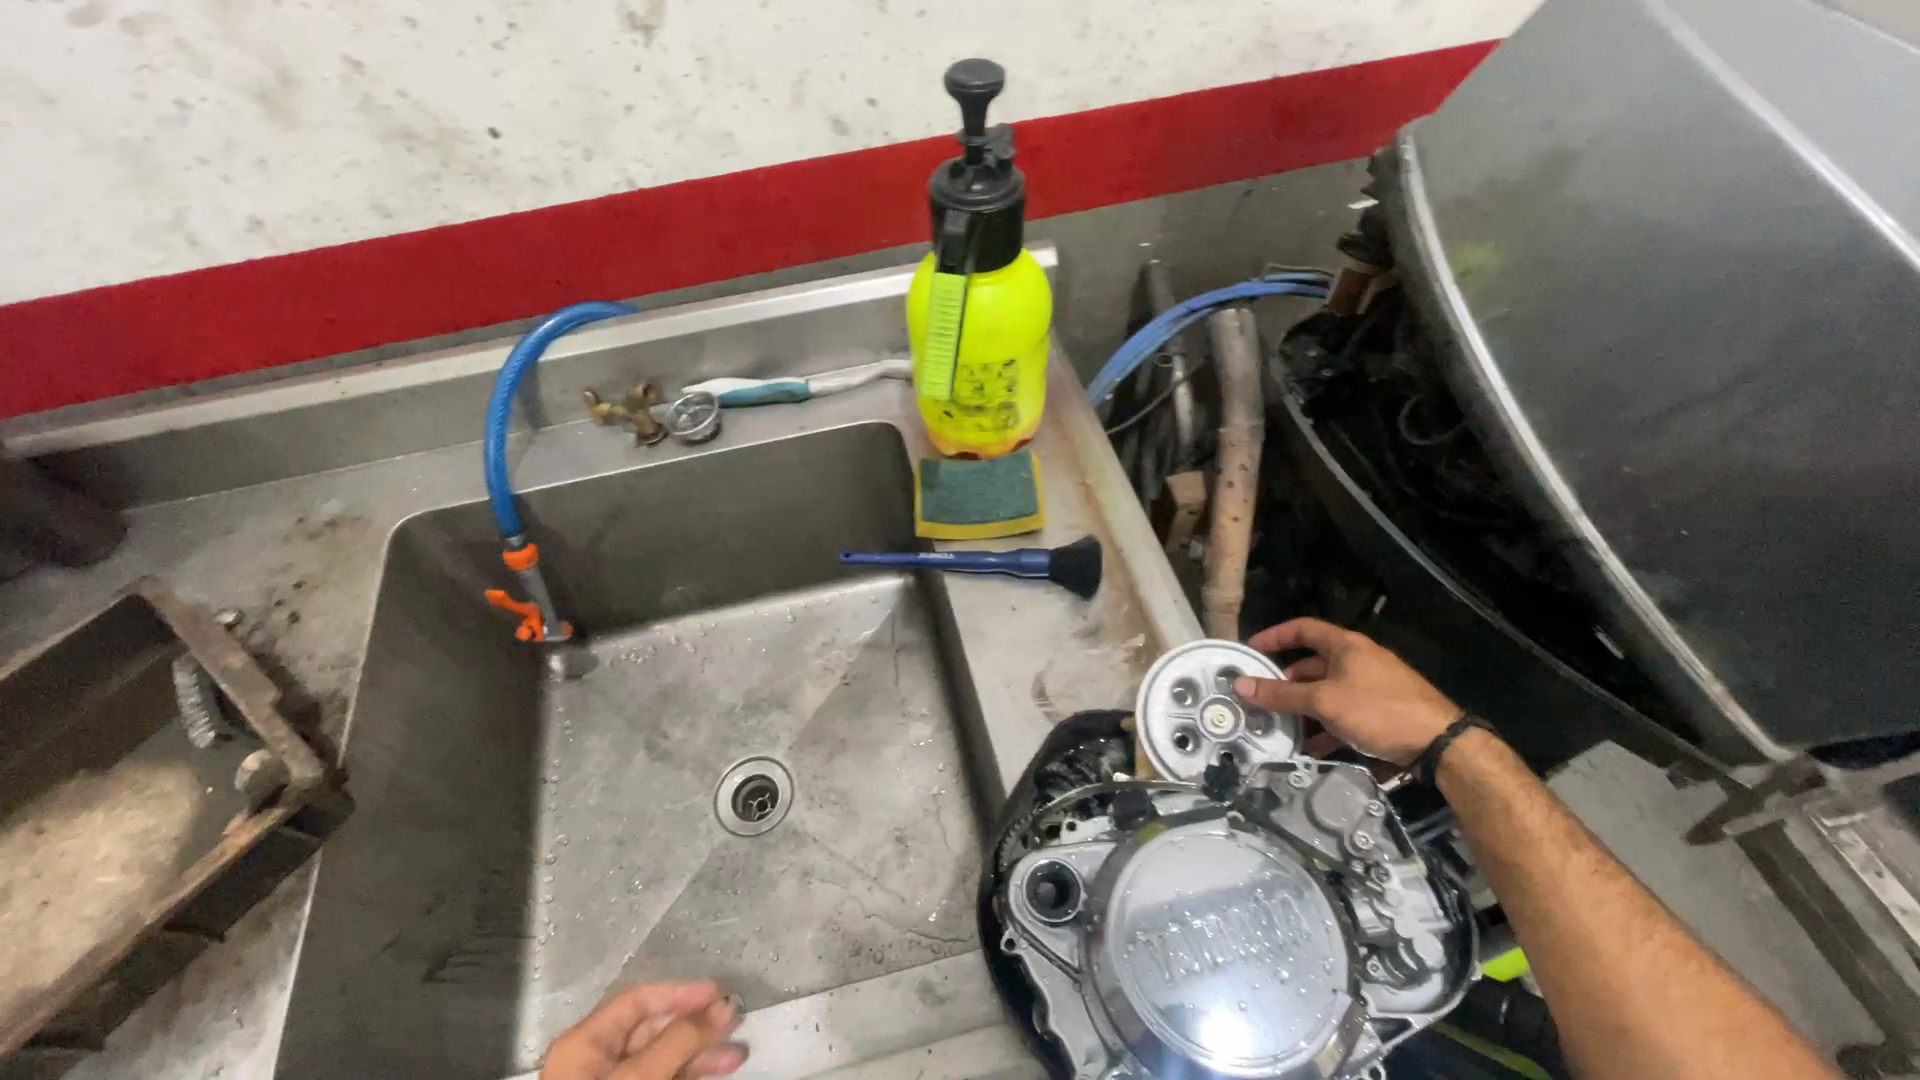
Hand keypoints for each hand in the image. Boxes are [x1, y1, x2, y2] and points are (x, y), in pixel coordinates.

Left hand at [541, 980, 745, 1079]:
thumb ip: (680, 1040)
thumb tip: (724, 1005)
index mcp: (586, 1045)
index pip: (637, 1002)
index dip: (679, 993)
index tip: (719, 994)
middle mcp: (597, 1063)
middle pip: (653, 1030)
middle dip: (696, 1027)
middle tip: (735, 1025)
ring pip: (664, 1059)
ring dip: (700, 1055)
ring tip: (737, 1058)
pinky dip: (690, 1077)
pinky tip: (718, 1074)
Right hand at [1233, 617, 1459, 765]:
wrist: (1440, 743)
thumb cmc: (1378, 710)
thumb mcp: (1323, 701)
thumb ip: (1281, 694)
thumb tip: (1241, 684)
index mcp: (1346, 646)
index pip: (1303, 629)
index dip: (1275, 636)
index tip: (1252, 650)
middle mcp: (1359, 660)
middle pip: (1313, 664)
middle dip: (1288, 683)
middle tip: (1265, 700)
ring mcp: (1372, 686)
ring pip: (1327, 692)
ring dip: (1305, 710)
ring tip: (1285, 729)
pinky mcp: (1382, 711)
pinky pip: (1344, 713)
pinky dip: (1326, 727)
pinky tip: (1314, 748)